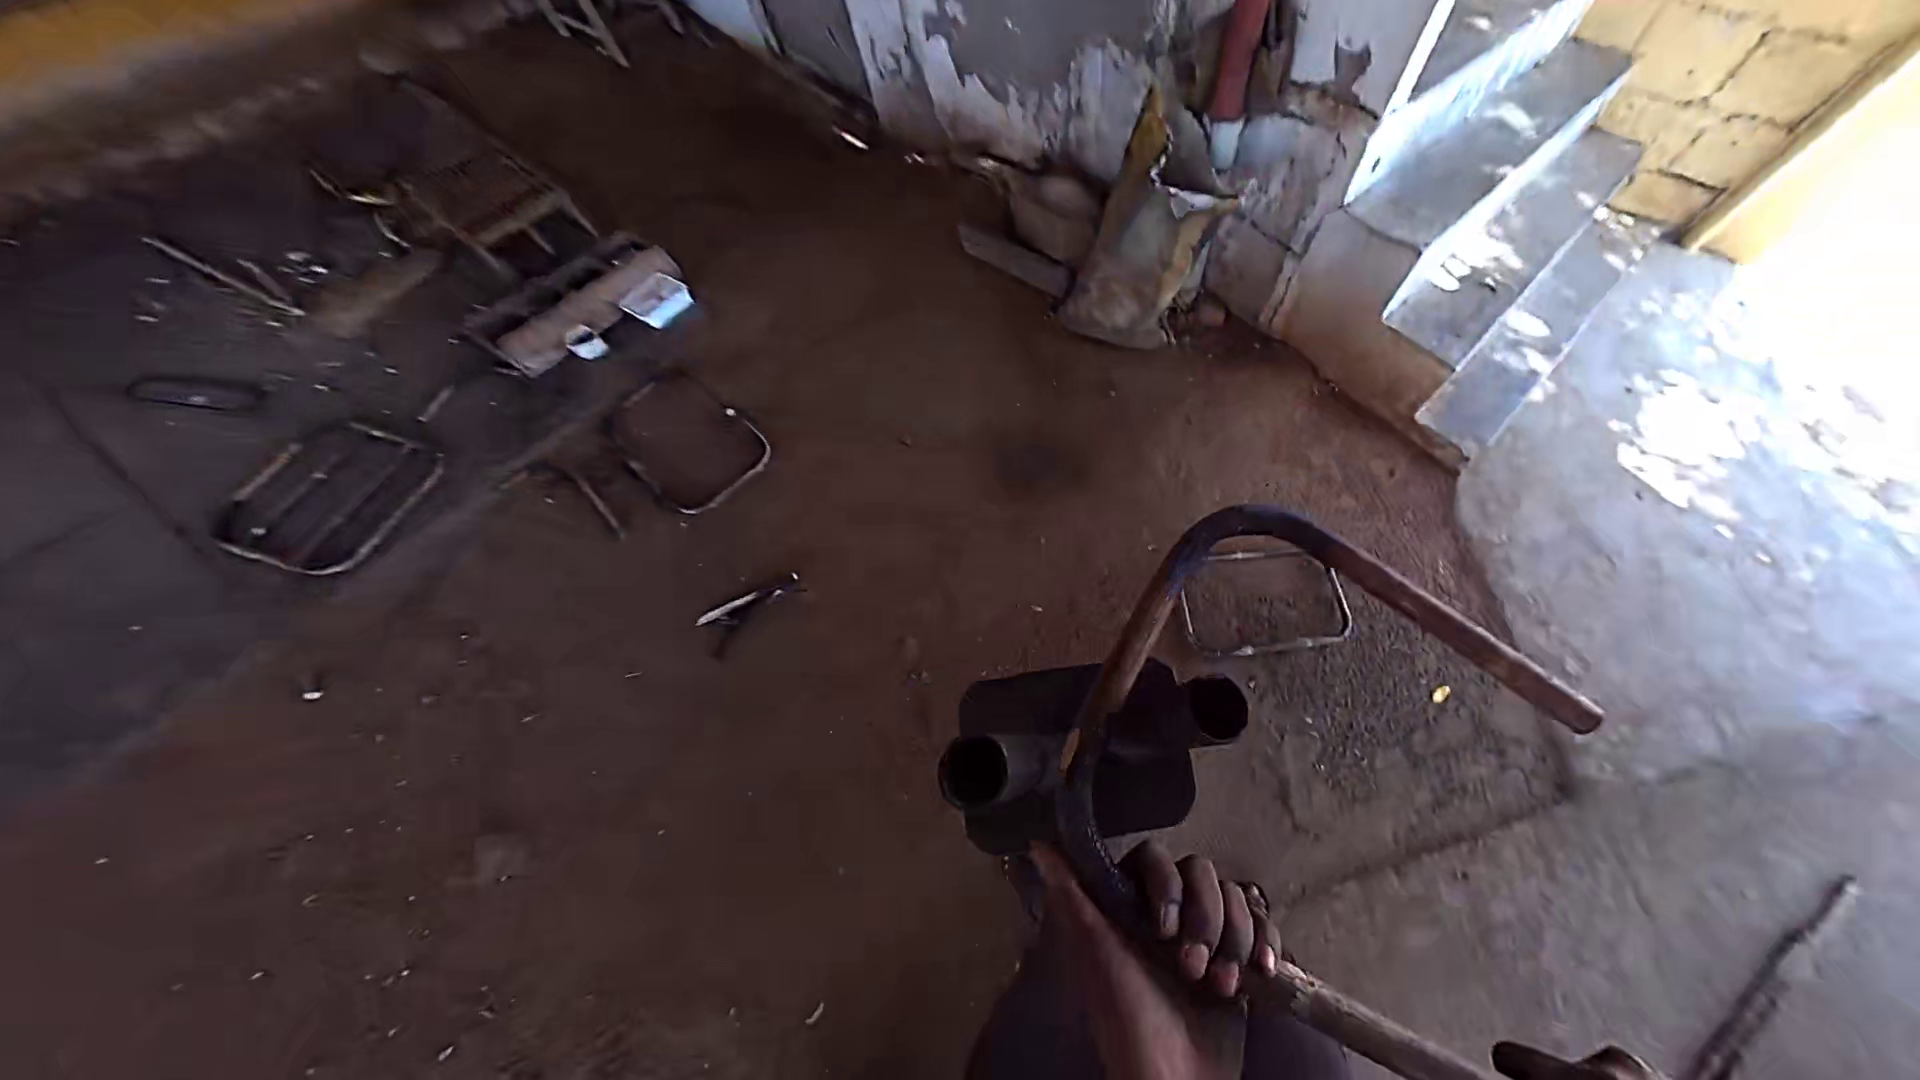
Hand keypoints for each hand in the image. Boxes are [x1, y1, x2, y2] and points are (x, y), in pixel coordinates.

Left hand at [1030, 840, 1281, 1079]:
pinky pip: (1261, 925)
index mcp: (1133, 901)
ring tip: (1219, 985)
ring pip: (1235, 896)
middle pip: (1203, 872)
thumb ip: (1068, 892)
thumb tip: (1036, 841)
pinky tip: (1259, 972)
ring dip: (1232, 938)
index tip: (1162, 927)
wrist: (1176, 1079)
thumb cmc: (1126, 1011)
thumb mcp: (1093, 946)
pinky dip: (1264, 943)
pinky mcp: (1238, 958)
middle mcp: (1170, 910)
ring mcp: (1207, 933)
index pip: (1158, 857)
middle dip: (1205, 918)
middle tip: (1190, 966)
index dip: (1167, 884)